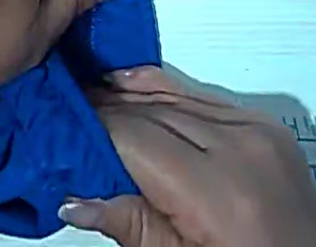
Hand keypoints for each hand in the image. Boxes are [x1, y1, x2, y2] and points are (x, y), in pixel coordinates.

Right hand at [64, 66, 315, 246]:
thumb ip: (133, 228)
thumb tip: (70, 193)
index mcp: (223, 193)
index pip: (134, 137)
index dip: (90, 127)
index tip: (52, 121)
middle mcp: (241, 144)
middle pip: (149, 109)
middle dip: (100, 107)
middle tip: (58, 108)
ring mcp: (256, 127)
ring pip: (169, 93)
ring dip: (124, 93)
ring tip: (83, 94)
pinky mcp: (263, 121)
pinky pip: (196, 95)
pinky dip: (159, 93)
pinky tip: (127, 88)